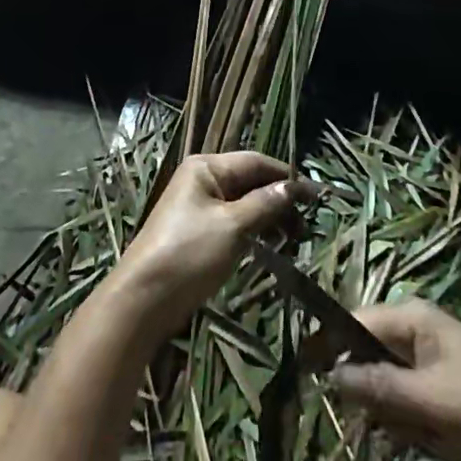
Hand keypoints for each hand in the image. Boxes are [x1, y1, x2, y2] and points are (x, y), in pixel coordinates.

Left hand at [111, 152, 315, 333]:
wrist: (144, 299)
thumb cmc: (189, 253)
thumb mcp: (233, 226)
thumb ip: (265, 203)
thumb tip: (294, 187)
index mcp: (206, 167)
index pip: (255, 162)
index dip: (287, 176)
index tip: (316, 196)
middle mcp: (202, 179)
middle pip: (250, 181)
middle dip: (279, 198)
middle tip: (306, 224)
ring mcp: (198, 206)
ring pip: (244, 202)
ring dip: (269, 216)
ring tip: (293, 237)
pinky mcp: (198, 231)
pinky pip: (233, 221)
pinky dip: (254, 229)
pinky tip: (271, 244)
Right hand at [330, 301, 460, 460]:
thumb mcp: (433, 399)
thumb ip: (379, 388)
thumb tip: (330, 375)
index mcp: (412, 317)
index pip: (354, 323)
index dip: (327, 346)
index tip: (301, 373)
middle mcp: (416, 334)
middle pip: (367, 359)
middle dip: (368, 395)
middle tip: (377, 424)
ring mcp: (430, 365)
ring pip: (385, 389)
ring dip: (391, 417)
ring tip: (415, 435)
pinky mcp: (442, 394)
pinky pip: (407, 408)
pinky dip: (409, 427)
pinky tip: (427, 441)